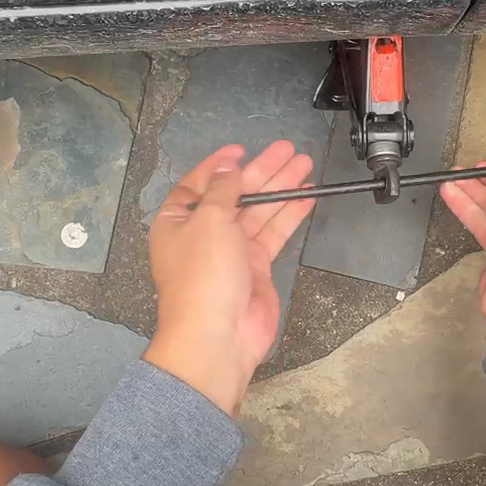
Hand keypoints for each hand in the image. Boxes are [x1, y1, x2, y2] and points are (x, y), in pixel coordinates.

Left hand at [145, 141, 313, 413]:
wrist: (218, 336)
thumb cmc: (204, 273)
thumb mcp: (208, 219)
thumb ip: (222, 189)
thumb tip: (229, 168)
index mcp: (178, 221)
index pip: (198, 183)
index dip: (219, 165)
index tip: (242, 149)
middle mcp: (203, 234)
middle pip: (235, 194)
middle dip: (262, 172)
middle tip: (289, 149)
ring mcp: (231, 251)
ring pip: (259, 211)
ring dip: (281, 188)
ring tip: (305, 164)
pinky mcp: (256, 268)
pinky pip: (274, 233)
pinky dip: (290, 214)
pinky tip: (308, 196)